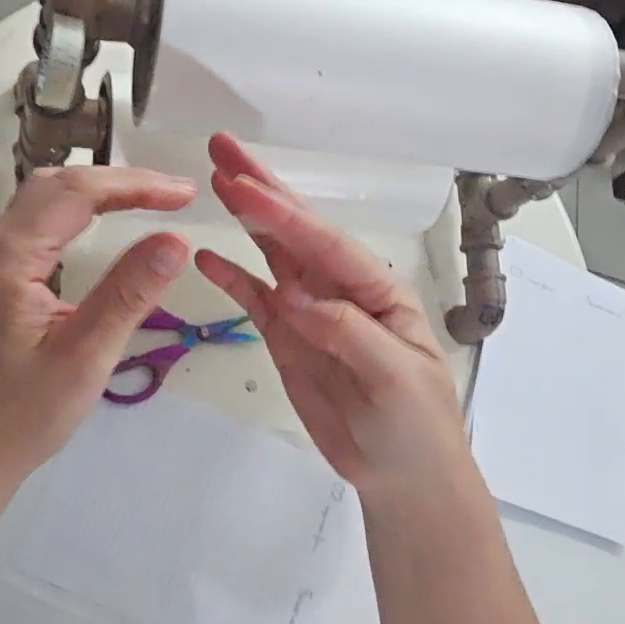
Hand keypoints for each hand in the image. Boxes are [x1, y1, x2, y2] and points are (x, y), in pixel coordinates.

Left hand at [0, 166, 194, 482]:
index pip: (75, 194)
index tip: (184, 193)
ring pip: (46, 197)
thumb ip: (129, 293)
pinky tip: (107, 217)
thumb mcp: (86, 356)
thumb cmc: (26, 413)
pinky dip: (80, 209)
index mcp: (6, 259)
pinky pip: (39, 219)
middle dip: (120, 182)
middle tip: (175, 193)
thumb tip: (176, 241)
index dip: (135, 185)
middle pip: (58, 185)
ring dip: (99, 190)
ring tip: (152, 198)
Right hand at [194, 133, 468, 496]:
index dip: (281, 211)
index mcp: (375, 288)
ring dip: (245, 219)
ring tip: (214, 180)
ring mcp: (309, 312)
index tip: (241, 184)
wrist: (401, 475)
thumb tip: (294, 297)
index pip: (323, 242)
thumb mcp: (396, 377)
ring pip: (272, 254)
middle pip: (295, 231)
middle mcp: (340, 288)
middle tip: (222, 148)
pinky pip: (256, 299)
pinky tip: (207, 257)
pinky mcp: (286, 338)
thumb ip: (347, 332)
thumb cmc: (416, 425)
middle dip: (262, 189)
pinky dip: (232, 277)